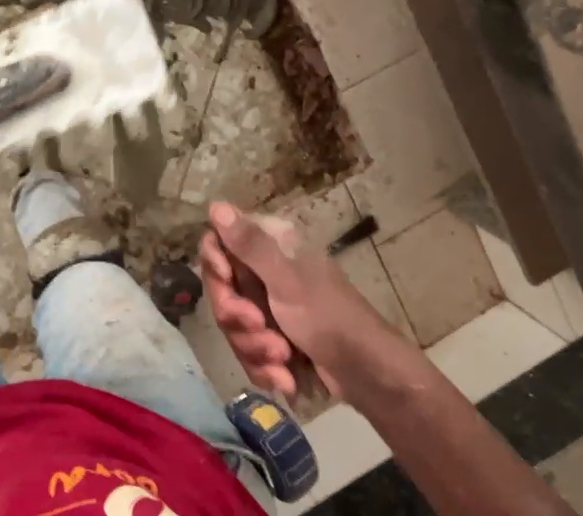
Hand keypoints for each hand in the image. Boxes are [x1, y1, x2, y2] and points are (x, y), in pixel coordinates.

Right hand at [198, 202, 379, 399]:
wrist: (367, 374)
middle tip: (259, 326)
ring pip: (234, 326)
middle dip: (237, 317)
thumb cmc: (328, 317)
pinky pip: (248, 352)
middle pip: (222, 289)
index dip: (215, 264)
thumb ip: (250, 244)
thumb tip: (216, 205)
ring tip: (283, 356)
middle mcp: (266, 273)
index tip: (226, 281)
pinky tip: (286, 377)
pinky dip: (265, 368)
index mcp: (271, 247)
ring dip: (254, 347)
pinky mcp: (273, 340)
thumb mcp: (286, 280)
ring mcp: (269, 308)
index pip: (219, 242)